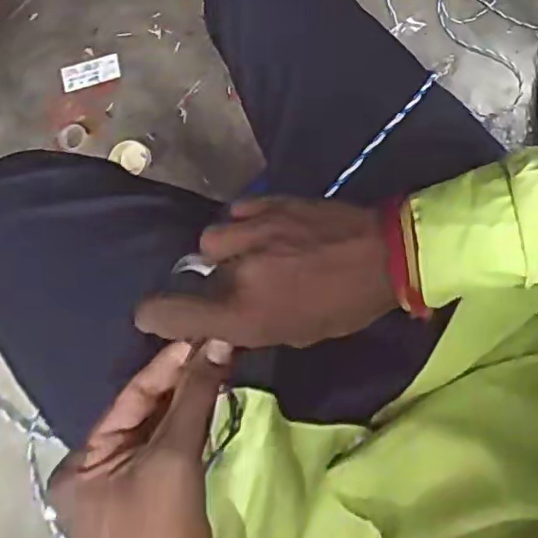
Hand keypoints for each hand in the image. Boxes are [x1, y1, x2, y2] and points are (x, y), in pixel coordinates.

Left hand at [49, 340, 231, 537]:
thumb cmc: (157, 533)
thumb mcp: (174, 457)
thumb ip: (195, 394)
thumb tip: (221, 339)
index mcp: (83, 461)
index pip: (132, 395)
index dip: (171, 363)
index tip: (209, 332)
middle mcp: (95, 468)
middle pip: (146, 407)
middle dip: (184, 378)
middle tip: (222, 344)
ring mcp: (122, 485)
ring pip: (161, 424)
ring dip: (192, 396)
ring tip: (224, 362)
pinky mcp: (151, 496)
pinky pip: (171, 444)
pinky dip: (194, 421)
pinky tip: (217, 396)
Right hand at [135, 197, 397, 347]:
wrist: (383, 253)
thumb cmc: (345, 305)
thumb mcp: (296, 334)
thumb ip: (250, 327)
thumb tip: (221, 323)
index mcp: (243, 313)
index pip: (168, 313)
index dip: (155, 315)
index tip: (159, 313)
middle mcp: (239, 270)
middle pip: (194, 267)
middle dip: (210, 276)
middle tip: (238, 279)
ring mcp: (255, 230)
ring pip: (214, 234)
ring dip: (227, 245)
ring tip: (253, 249)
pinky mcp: (273, 202)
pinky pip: (238, 211)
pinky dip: (245, 221)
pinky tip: (266, 228)